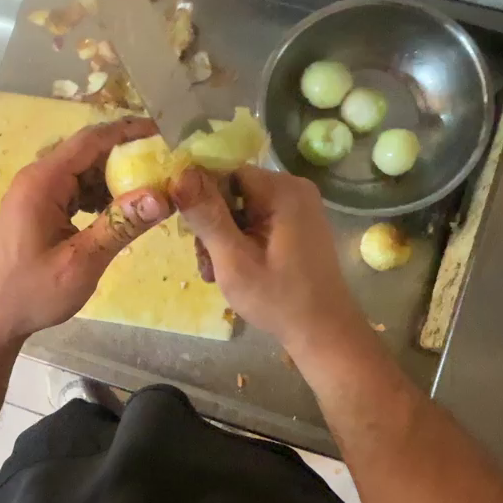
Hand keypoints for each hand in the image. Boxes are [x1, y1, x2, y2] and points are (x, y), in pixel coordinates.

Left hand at [0, 117, 174, 342]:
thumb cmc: (31, 292)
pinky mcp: (37, 210)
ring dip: (114, 178)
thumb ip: (121, 225)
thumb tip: (163, 194)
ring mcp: (35, 194)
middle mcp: (36, 179)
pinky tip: (119, 212)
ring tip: (151, 188)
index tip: (165, 132)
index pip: (91, 140)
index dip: (129, 131)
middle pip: (87, 153)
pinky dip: (98, 195)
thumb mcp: (82, 262)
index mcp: (42, 182)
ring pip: (82, 172)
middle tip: (165, 164)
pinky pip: (73, 190)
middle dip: (126, 155)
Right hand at [172, 166, 362, 347]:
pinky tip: (235, 268)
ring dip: (223, 237)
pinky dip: (241, 241)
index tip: (189, 231)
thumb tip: (180, 174)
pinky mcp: (298, 224)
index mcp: (282, 190)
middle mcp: (293, 189)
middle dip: (212, 224)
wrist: (323, 331)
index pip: (225, 171)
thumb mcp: (234, 260)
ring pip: (241, 208)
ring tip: (216, 272)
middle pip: (232, 190)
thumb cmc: (278, 299)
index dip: (201, 196)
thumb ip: (207, 216)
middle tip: (205, 263)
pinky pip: (257, 220)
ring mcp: (298, 207)